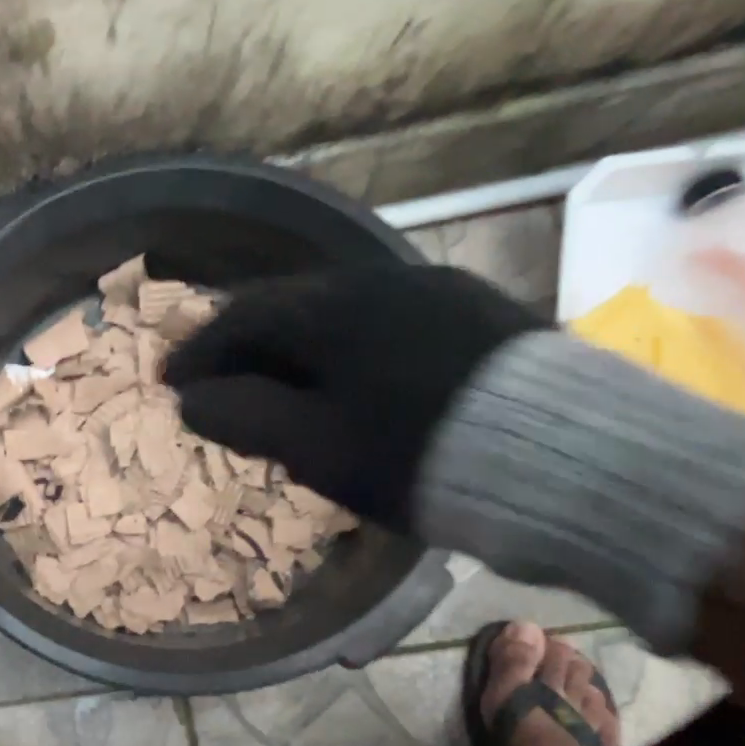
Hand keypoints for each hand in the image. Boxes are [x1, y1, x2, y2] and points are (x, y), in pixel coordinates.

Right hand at [161, 264, 544, 530]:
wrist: (575, 464)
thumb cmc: (416, 454)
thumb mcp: (312, 445)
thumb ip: (241, 416)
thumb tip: (191, 400)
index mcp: (331, 307)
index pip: (241, 318)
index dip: (198, 352)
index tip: (169, 384)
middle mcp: (382, 282)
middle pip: (290, 310)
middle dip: (247, 351)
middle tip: (222, 387)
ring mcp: (440, 293)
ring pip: (342, 317)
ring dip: (300, 353)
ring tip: (284, 392)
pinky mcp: (484, 318)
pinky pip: (390, 327)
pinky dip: (351, 355)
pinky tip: (356, 387)